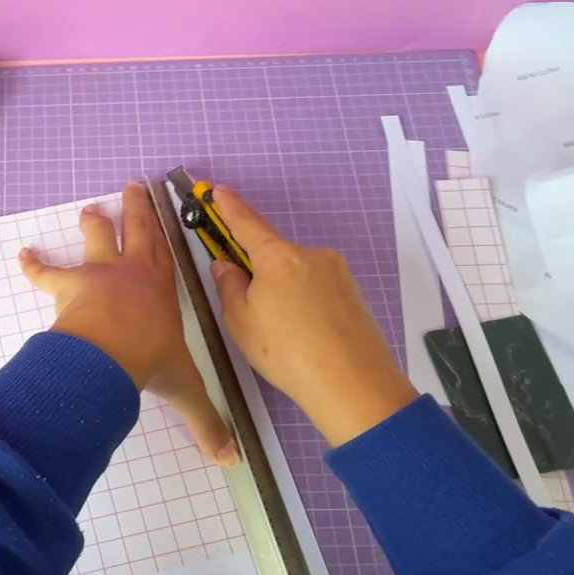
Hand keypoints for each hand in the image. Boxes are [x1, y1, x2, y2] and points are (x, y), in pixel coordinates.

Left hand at [19, 183, 236, 466]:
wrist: (113, 352)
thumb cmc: (151, 362)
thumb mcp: (185, 390)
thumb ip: (206, 423)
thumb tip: (231, 460)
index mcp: (163, 289)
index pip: (167, 252)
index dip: (163, 228)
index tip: (160, 205)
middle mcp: (134, 272)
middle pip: (136, 231)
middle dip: (135, 208)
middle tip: (132, 185)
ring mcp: (100, 274)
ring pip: (97, 239)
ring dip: (94, 223)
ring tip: (90, 207)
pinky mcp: (69, 286)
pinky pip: (47, 272)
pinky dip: (34, 264)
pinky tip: (22, 255)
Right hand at [207, 187, 417, 445]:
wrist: (352, 384)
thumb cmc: (285, 350)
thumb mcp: (240, 321)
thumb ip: (229, 286)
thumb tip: (227, 265)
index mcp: (278, 256)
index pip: (247, 223)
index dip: (230, 207)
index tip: (219, 190)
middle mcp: (311, 255)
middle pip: (274, 255)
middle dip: (258, 274)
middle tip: (249, 310)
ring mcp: (338, 274)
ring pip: (297, 276)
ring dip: (283, 294)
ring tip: (280, 335)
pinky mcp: (355, 295)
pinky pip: (318, 292)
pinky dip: (304, 307)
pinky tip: (303, 337)